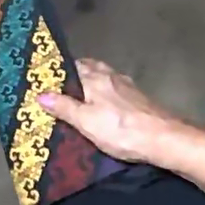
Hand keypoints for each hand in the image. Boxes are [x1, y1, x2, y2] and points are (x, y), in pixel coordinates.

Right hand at [39, 59, 204, 166]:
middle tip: (63, 87)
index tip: (48, 78)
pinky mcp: (140, 99)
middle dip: (77, 74)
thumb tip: (40, 94)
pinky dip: (107, 94)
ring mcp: (128, 87)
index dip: (60, 70)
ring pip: (105, 78)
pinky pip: (116, 90)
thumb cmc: (120, 129)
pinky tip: (106, 107)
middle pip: (90, 68)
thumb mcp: (85, 121)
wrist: (164, 140)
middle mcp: (111, 76)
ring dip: (93, 83)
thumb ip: (63, 107)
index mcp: (95, 77)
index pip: (73, 64)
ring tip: (82, 97)